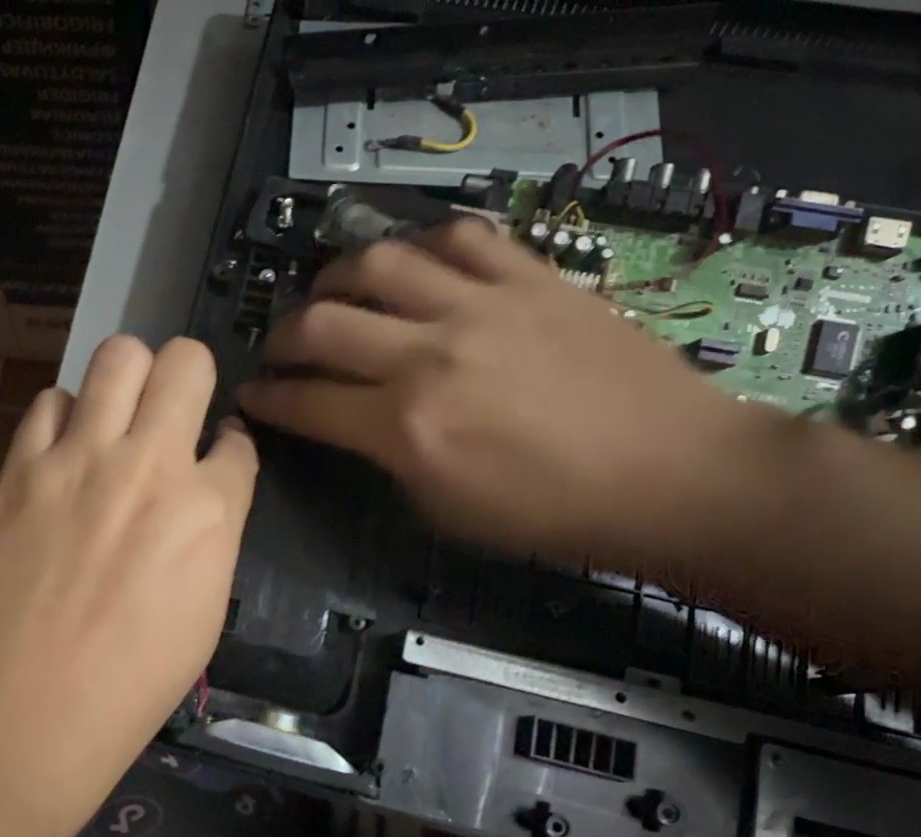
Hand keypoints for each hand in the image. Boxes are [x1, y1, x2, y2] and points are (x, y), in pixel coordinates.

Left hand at [0, 336, 256, 745]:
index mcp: (210, 510)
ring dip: (128, 376)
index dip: (229, 443)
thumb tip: (205, 494)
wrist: (37, 702)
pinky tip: (62, 449)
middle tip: (171, 405)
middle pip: (185, 363)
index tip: (215, 451)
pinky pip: (49, 401)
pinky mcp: (22, 467)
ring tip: (117, 412)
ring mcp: (81, 459)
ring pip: (117, 357)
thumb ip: (213, 537)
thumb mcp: (206, 611)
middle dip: (188, 375)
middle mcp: (152, 465)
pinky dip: (63, 417)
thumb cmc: (135, 679)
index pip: (236, 441)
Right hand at [234, 218, 767, 564]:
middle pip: (323, 323)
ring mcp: (482, 306)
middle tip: (279, 348)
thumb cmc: (554, 515)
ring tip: (333, 291)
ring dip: (337, 277)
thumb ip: (390, 457)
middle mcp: (430, 355)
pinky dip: (423, 245)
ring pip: (379, 262)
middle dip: (282, 336)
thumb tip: (362, 421)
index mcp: (406, 427)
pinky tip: (415, 263)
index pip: (306, 400)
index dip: (265, 398)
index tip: (249, 394)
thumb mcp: (447, 509)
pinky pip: (460, 237)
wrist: (670, 475)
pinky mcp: (532, 277)